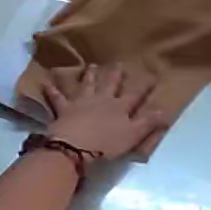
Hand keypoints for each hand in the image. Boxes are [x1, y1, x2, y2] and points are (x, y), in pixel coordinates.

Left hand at [42, 64, 165, 159]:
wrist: (76, 146)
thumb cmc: (107, 144)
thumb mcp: (133, 136)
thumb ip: (148, 123)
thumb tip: (165, 111)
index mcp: (120, 107)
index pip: (135, 95)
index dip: (143, 86)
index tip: (151, 75)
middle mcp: (102, 100)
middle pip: (110, 84)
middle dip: (115, 74)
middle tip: (118, 63)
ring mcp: (82, 102)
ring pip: (87, 85)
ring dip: (89, 76)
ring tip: (91, 66)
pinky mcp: (64, 109)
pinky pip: (57, 98)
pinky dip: (52, 91)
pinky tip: (46, 84)